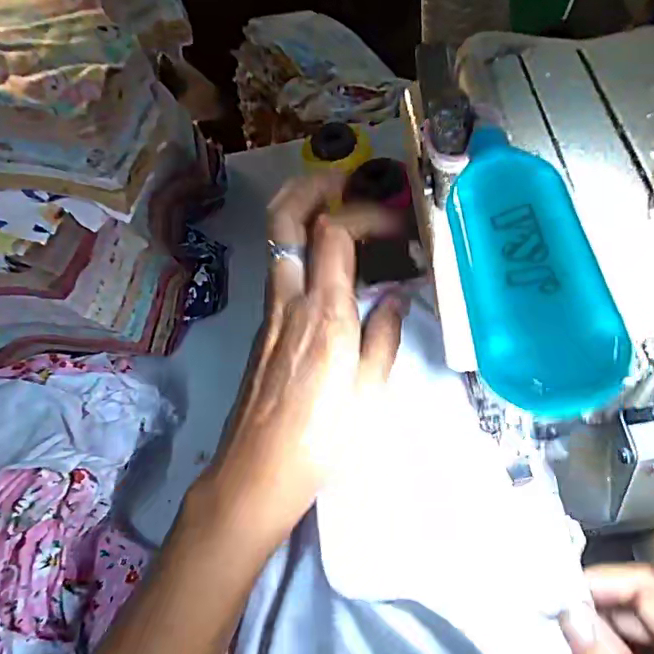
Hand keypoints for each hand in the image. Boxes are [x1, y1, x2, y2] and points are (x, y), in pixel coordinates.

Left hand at [194, 174, 406, 549]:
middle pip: (284, 221)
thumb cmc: (320, 439)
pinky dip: (301, 254)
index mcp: (324, 315)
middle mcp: (289, 303)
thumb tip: (393, 298)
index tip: (396, 223)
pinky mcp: (262, 333)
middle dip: (308, 187)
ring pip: (276, 246)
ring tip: (335, 213)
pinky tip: (328, 270)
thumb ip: (383, 337)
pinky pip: (280, 275)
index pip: (334, 233)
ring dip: (300, 216)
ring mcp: (269, 316)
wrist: (257, 472)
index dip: (364, 212)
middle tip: (338, 180)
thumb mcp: (368, 392)